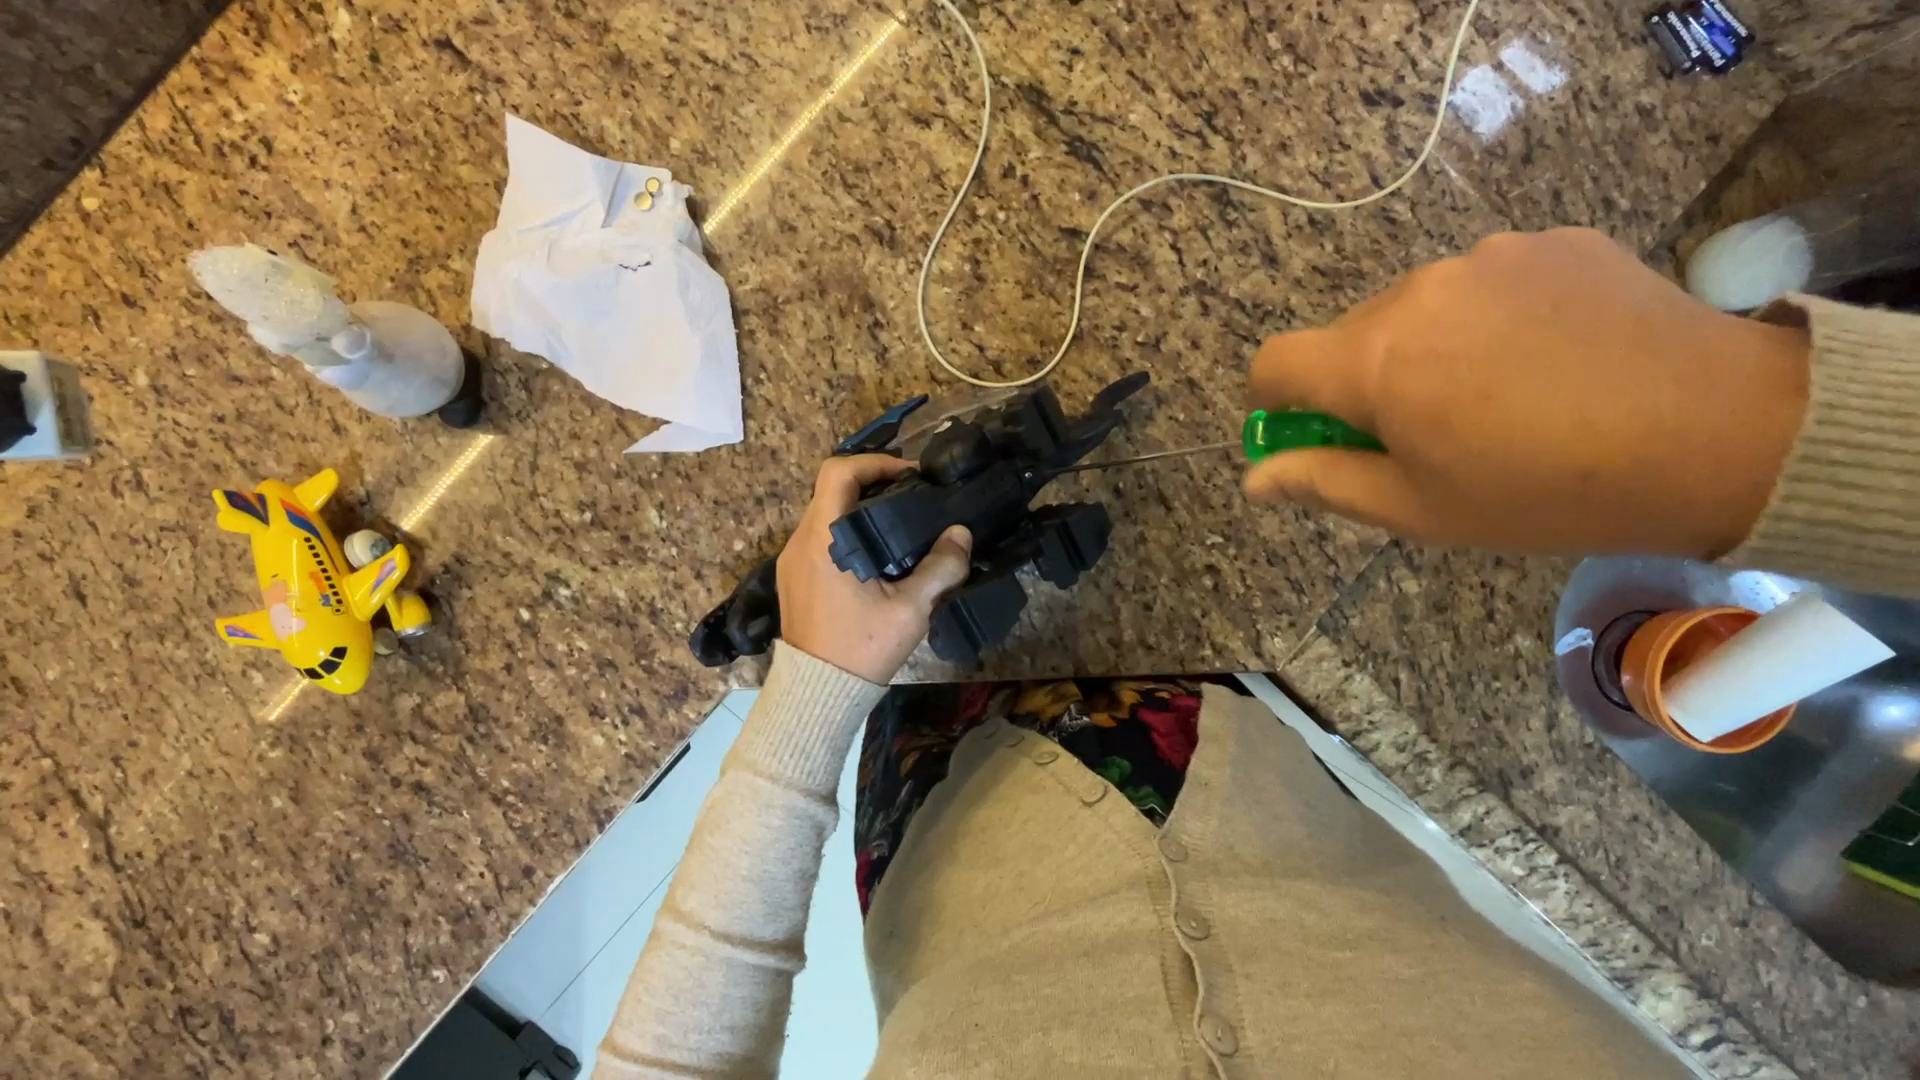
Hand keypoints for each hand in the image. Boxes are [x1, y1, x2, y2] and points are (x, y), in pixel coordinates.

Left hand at [776, 456, 973, 682]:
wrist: (819, 694)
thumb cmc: (862, 648)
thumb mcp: (911, 609)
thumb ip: (940, 567)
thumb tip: (961, 534)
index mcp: (823, 540)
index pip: (838, 472)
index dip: (874, 462)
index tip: (908, 475)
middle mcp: (800, 542)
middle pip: (832, 490)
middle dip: (873, 485)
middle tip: (913, 498)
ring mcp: (792, 561)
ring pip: (824, 515)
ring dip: (859, 511)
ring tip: (900, 526)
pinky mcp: (793, 579)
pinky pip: (819, 540)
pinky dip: (847, 534)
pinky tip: (877, 557)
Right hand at [1245, 228, 1810, 558]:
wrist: (1721, 432)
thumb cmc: (1543, 491)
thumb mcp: (1417, 508)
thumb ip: (1322, 482)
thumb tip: (1254, 478)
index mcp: (1373, 361)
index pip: (1274, 363)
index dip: (1273, 401)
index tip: (1310, 431)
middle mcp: (1415, 292)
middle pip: (1347, 336)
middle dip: (1361, 381)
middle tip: (1424, 431)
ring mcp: (1486, 258)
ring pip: (1416, 307)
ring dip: (1425, 346)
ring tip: (1496, 393)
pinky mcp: (1550, 241)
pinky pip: (1483, 282)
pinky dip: (1487, 317)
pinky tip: (1544, 356)